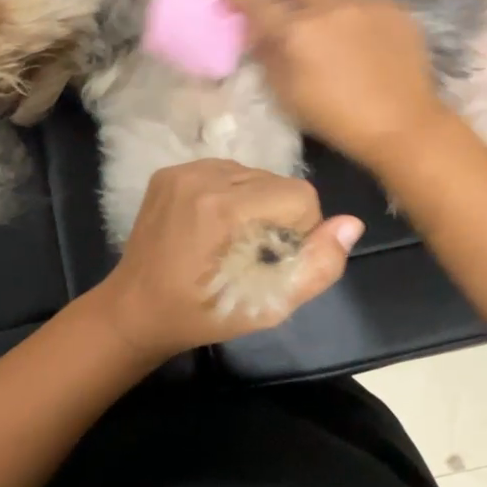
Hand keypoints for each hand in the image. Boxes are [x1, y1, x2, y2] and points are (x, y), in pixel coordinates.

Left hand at [93, 159, 362, 358]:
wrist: (135, 309)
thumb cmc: (202, 315)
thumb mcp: (267, 306)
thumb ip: (316, 266)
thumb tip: (351, 224)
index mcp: (223, 208)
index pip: (299, 195)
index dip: (302, 230)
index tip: (278, 259)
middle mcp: (201, 177)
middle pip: (276, 181)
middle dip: (278, 216)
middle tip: (254, 255)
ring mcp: (181, 171)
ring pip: (252, 173)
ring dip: (256, 204)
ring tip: (233, 242)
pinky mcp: (168, 172)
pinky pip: (223, 171)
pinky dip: (230, 195)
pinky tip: (214, 227)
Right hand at [222, 0, 451, 168]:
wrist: (402, 124)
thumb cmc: (336, 118)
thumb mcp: (288, 95)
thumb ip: (269, 58)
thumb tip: (257, 34)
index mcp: (298, 31)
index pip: (258, 1)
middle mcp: (330, 6)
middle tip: (286, 7)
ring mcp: (366, 3)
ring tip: (323, 11)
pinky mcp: (395, 9)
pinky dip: (350, 2)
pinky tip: (355, 25)